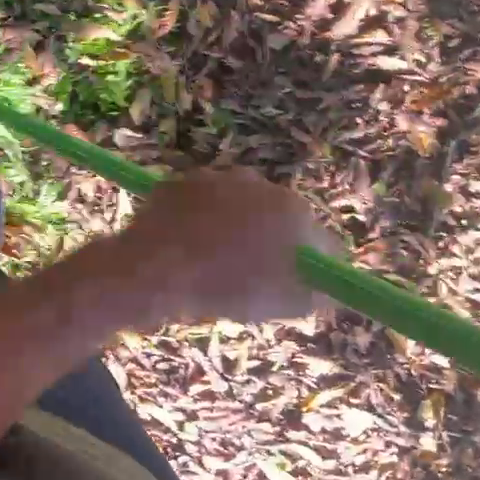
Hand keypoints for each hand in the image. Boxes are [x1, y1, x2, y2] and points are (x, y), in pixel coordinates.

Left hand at [117, 169, 342, 325]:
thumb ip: (319, 290)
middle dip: (268, 236)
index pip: (316, 237)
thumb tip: (324, 285)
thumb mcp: (291, 303)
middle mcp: (254, 182)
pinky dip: (196, 215)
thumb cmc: (230, 286)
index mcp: (292, 208)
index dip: (309, 262)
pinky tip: (187, 239)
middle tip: (252, 267)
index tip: (296, 279)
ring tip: (214, 254)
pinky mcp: (175, 180)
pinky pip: (197, 200)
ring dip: (230, 222)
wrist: (156, 267)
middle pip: (274, 213)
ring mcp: (210, 176)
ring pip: (233, 203)